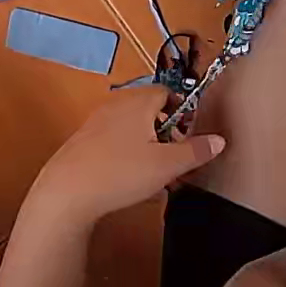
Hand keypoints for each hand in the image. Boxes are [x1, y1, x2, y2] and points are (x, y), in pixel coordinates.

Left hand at [25, 87, 224, 223]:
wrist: (65, 195)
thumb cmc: (121, 173)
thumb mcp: (168, 165)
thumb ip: (196, 151)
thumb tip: (219, 140)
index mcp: (138, 103)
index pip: (167, 92)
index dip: (182, 110)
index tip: (190, 132)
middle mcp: (115, 106)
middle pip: (149, 110)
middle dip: (167, 131)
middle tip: (177, 156)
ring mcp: (95, 124)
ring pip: (132, 128)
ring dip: (149, 145)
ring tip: (156, 172)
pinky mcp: (82, 143)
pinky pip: (115, 141)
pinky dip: (128, 154)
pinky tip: (130, 179)